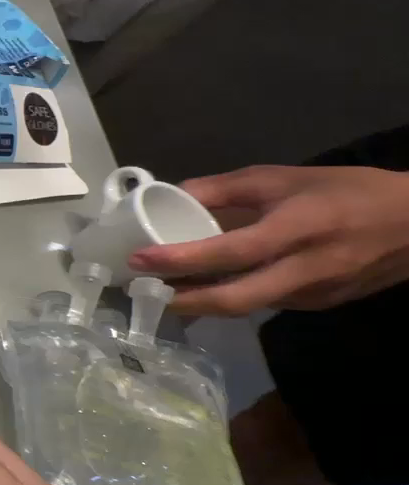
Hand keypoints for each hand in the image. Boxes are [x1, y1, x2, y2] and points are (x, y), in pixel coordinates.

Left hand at [128, 165, 408, 315]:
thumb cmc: (346, 192)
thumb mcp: (280, 178)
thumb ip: (219, 188)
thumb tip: (167, 195)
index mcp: (299, 228)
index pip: (231, 252)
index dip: (181, 259)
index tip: (138, 261)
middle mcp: (309, 268)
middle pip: (237, 298)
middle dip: (182, 301)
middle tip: (141, 291)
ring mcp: (319, 292)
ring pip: (248, 305)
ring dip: (201, 303)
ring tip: (161, 290)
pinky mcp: (324, 304)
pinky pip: (265, 303)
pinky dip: (230, 298)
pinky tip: (203, 289)